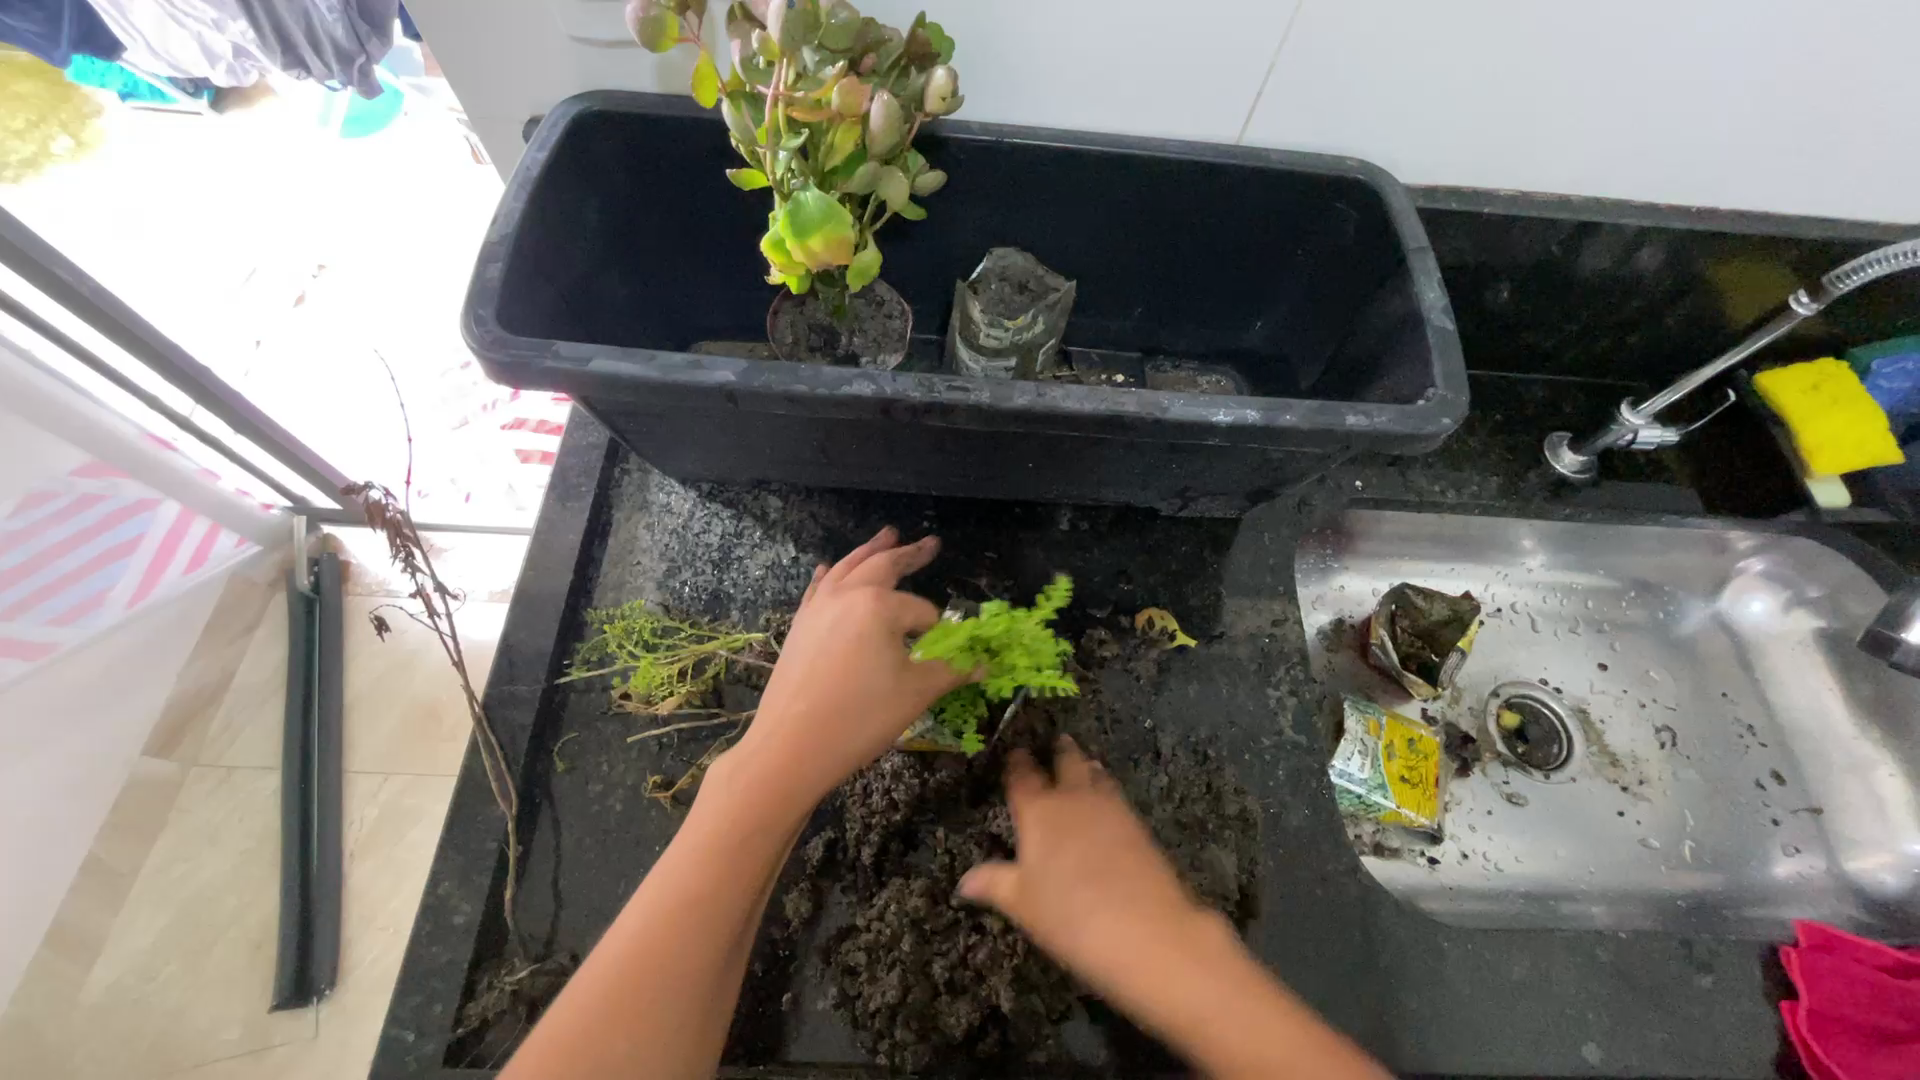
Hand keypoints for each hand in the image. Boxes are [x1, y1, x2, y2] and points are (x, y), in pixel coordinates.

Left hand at [730, 526, 971, 808]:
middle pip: (884, 567)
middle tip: (931, 543)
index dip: (939, 631)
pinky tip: (830, 568)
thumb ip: (951, 671)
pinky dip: (831, 574)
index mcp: (879, 606)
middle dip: (909, 554)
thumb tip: (984, 664)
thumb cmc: (860, 718)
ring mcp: (818, 608)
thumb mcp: (915, 693)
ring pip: (848, 568)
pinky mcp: (800, 625)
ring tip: (887, 535)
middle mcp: (847, 595)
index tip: (950, 647)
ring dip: (870, 551)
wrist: (791, 747)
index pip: (922, 611)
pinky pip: (819, 588)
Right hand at [957, 737, 1213, 986]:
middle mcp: (1073, 800)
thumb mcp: (1022, 903)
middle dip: (1059, 752)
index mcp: (1038, 813)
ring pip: (1095, 775)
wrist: (1145, 928)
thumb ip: (994, 883)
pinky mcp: (1137, 824)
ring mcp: (1109, 809)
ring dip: (1087, 766)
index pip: (1022, 778)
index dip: (1017, 763)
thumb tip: (964, 881)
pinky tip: (1109, 797)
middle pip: (1066, 764)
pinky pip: (1116, 794)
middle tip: (1058, 740)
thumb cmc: (1069, 915)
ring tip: (1085, 760)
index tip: (1015, 752)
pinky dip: (1108, 787)